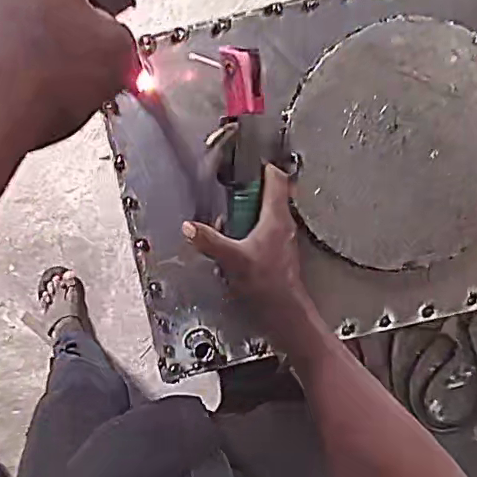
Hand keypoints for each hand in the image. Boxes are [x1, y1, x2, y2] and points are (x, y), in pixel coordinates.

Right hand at [182, 165, 323, 351]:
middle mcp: (283, 224)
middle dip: (246, 193)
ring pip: (264, 213)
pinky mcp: (276, 252)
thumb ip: (210, 241)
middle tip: (229, 198)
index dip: (260, 167)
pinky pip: (262, 232)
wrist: (285, 312)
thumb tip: (191, 228)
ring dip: (246, 214)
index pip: (276, 178)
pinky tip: (236, 245)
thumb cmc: (270, 286)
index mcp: (277, 217)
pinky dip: (248, 231)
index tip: (244, 165)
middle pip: (267, 194)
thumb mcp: (233, 259)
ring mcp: (281, 238)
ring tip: (229, 223)